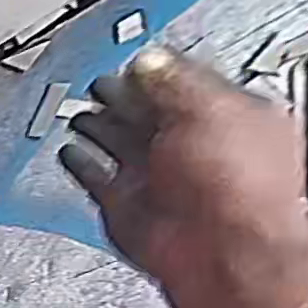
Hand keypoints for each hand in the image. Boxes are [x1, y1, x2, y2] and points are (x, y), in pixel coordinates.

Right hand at [60, 46, 307, 281]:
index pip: (183, 83)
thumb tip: (147, 62)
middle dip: (121, 98)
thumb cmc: (236, 186)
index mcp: (226, 117)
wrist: (217, 248)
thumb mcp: (209, 110)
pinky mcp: (125, 204)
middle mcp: (191, 147)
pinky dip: (80, 164)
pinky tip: (71, 152)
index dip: (155, 70)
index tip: (131, 59)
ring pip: (118, 144)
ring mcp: (156, 177)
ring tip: (79, 113)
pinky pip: (96, 178)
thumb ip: (173, 82)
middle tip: (98, 83)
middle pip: (146, 113)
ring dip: (96, 128)